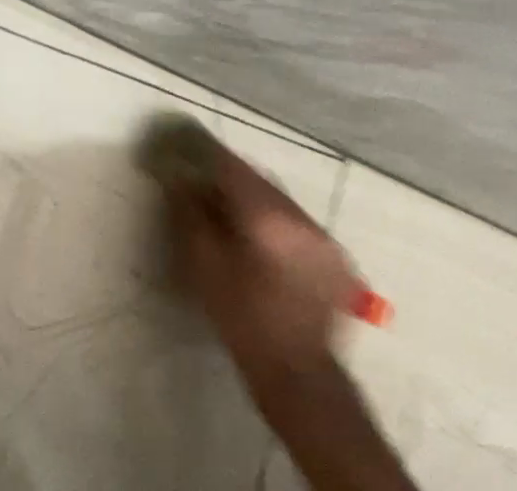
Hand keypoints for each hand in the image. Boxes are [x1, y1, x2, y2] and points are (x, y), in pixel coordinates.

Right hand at [165, 151, 360, 388]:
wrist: (296, 371)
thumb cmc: (239, 316)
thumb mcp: (202, 263)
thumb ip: (189, 213)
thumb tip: (179, 177)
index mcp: (268, 219)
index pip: (233, 168)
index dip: (206, 154)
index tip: (184, 145)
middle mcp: (303, 220)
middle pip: (260, 181)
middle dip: (230, 176)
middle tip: (202, 178)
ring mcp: (325, 238)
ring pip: (282, 201)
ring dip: (253, 197)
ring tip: (228, 208)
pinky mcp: (337, 258)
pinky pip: (299, 224)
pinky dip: (275, 220)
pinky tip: (259, 238)